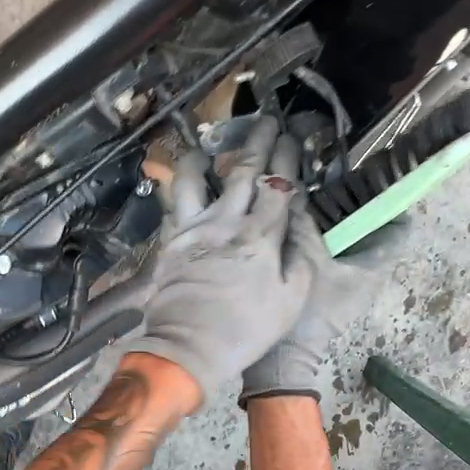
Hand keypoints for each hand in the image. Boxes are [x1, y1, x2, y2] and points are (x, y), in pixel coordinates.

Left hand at [128, 116, 314, 403]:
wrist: (189, 348)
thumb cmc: (245, 331)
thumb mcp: (291, 300)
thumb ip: (299, 257)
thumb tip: (299, 225)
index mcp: (262, 237)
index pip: (279, 184)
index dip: (288, 157)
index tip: (293, 137)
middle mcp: (227, 223)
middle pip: (245, 171)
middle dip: (259, 141)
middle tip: (267, 121)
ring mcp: (194, 229)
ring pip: (196, 178)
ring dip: (206, 157)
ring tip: (210, 146)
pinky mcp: (170, 243)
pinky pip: (174, 205)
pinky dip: (179, 187)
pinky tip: (184, 183)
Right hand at [239, 190, 409, 404]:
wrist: (283, 360)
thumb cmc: (306, 312)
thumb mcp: (304, 259)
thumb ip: (303, 221)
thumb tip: (294, 190)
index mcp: (377, 265)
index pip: (399, 222)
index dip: (386, 196)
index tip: (364, 177)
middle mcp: (370, 272)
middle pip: (371, 227)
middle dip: (352, 204)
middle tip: (328, 181)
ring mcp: (349, 282)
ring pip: (347, 240)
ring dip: (332, 221)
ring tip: (309, 198)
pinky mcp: (329, 289)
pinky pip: (330, 254)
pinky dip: (319, 239)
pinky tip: (297, 226)